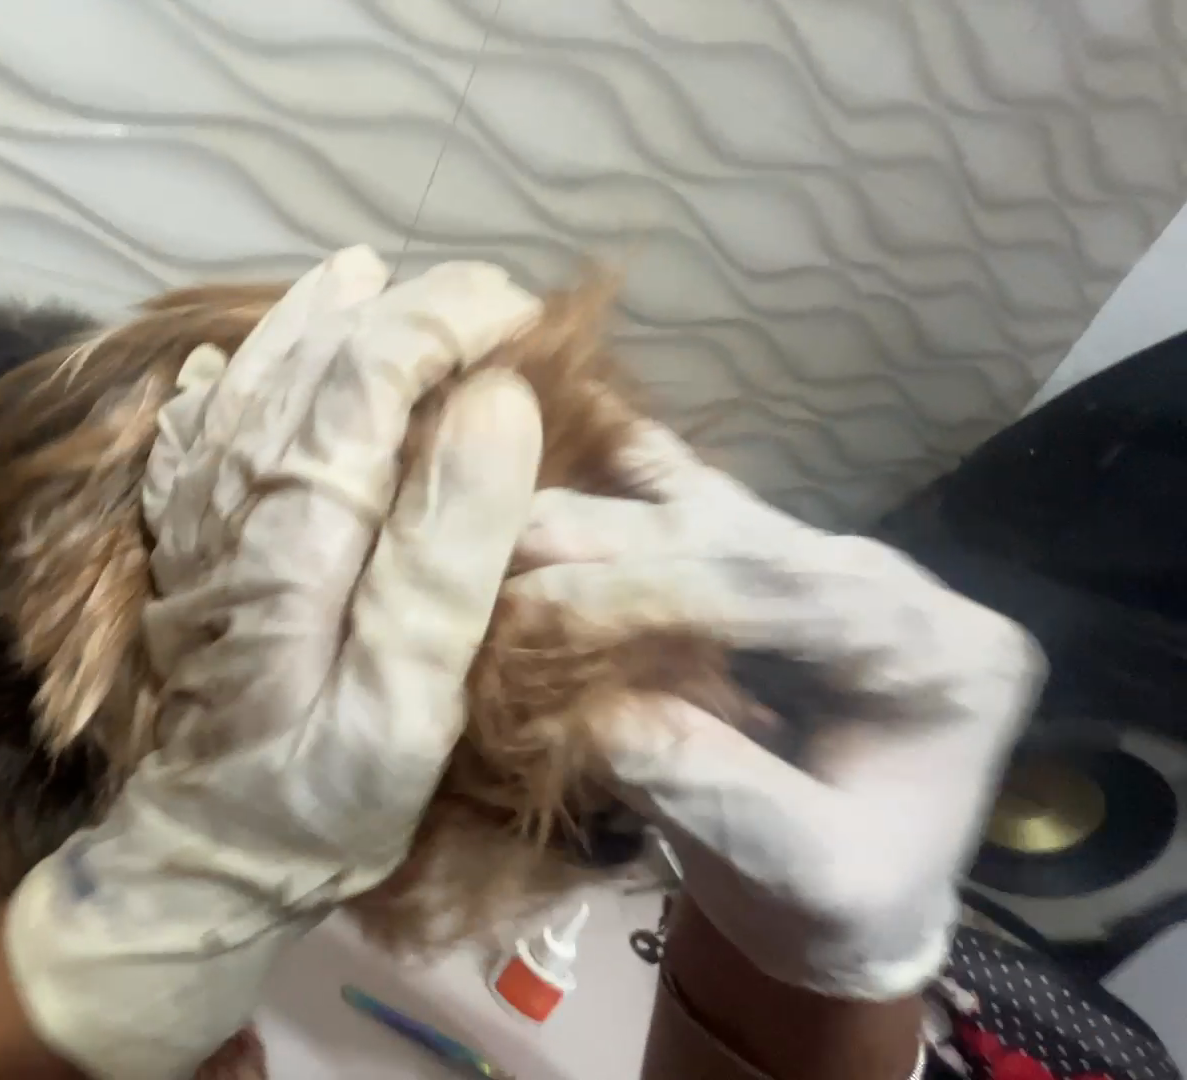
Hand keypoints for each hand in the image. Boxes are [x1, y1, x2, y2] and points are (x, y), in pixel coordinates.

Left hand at [5, 246, 546, 1077]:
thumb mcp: (407, 704)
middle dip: (397, 314)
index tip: (519, 316)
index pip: (368, 375)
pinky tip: (234, 367)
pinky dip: (222, 389)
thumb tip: (493, 405)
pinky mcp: (180, 544)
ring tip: (355, 280)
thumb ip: (445, 556)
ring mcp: (194, 517)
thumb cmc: (320, 796)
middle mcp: (233, 502)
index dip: (444, 323)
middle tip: (472, 302)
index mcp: (297, 531)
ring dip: (306, 326)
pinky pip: (193, 440)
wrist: (203, 848)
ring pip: (247, 386)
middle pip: (309, 365)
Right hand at [509, 420, 1043, 1000]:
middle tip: (473, 606)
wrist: (828, 882)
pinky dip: (582, 474)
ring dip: (559, 521)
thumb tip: (585, 711)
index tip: (524, 620)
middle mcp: (862, 568)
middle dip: (574, 557)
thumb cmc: (831, 894)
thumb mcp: (803, 873)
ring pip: (657, 490)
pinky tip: (513, 472)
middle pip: (699, 524)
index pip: (773, 586)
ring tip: (475, 560)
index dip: (638, 593)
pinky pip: (648, 477)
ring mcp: (790, 540)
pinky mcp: (727, 540)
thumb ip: (709, 787)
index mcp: (925, 647)